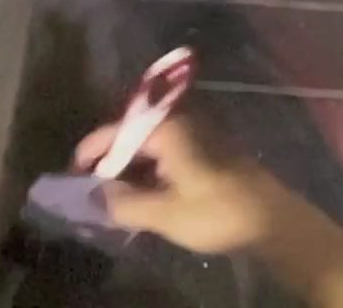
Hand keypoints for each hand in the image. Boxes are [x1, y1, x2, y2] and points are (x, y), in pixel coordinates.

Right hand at [71, 116, 299, 255]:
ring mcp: (192, 138)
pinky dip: (146, 174)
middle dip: (108, 162)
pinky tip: (140, 198)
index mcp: (166, 130)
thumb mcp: (166, 214)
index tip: (72, 172)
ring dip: (127, 171)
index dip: (92, 150)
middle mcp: (177, 125)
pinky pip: (163, 158)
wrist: (270, 218)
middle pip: (131, 137)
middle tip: (87, 191)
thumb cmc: (217, 211)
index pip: (117, 131)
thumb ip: (126, 203)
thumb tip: (93, 196)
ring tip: (108, 199)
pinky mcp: (202, 154)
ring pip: (148, 149)